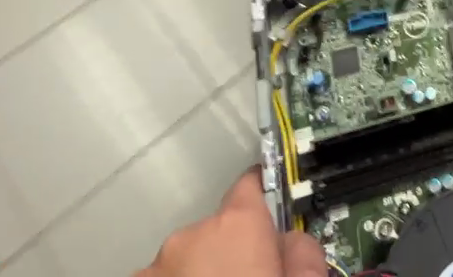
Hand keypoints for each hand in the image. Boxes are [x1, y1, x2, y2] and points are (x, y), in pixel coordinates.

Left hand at [137, 168, 326, 276]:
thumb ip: (301, 252)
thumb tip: (286, 243)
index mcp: (237, 225)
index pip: (250, 185)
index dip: (261, 197)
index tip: (267, 217)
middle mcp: (189, 238)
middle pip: (214, 234)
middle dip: (227, 257)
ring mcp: (151, 273)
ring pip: (181, 268)